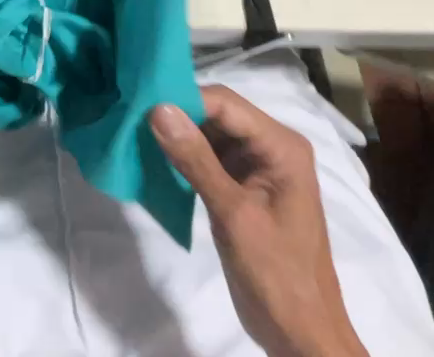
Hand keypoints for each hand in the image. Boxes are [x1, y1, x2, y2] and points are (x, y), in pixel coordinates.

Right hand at [150, 87, 368, 356]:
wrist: (302, 334)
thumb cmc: (276, 273)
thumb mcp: (233, 214)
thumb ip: (195, 160)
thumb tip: (158, 109)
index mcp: (282, 146)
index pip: (225, 104)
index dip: (184, 99)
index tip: (139, 106)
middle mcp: (273, 146)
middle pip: (218, 114)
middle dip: (178, 116)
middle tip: (131, 119)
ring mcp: (259, 167)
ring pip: (211, 134)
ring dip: (178, 137)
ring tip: (136, 136)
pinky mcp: (244, 186)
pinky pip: (211, 158)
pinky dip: (185, 159)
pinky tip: (155, 161)